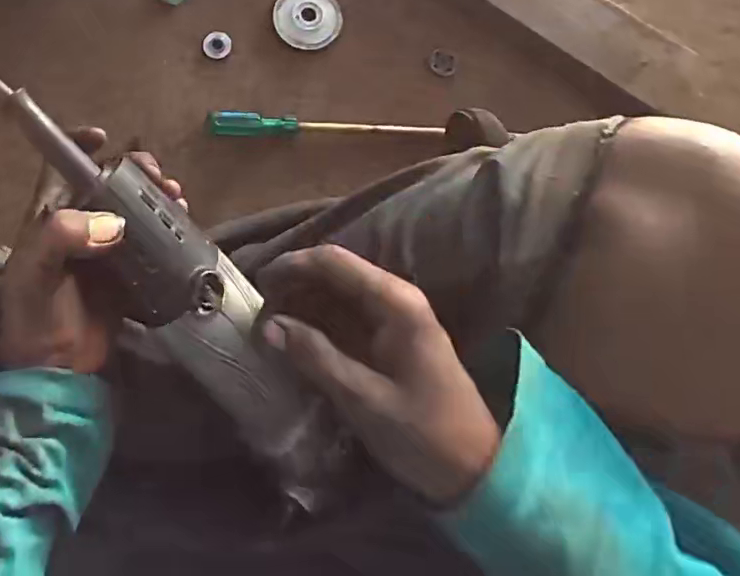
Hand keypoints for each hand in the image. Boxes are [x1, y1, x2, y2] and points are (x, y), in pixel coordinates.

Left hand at [0, 129, 184, 372]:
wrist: (55, 372)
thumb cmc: (33, 317)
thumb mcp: (34, 273)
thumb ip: (61, 238)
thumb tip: (114, 223)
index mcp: (48, 217)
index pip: (59, 168)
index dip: (78, 146)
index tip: (103, 137)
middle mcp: (77, 225)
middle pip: (107, 183)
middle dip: (132, 170)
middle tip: (155, 174)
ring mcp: (104, 248)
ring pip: (132, 207)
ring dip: (154, 195)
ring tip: (174, 194)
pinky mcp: (127, 271)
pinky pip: (150, 239)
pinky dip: (167, 226)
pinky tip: (181, 221)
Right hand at [258, 244, 500, 504]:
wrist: (482, 477)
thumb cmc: (427, 436)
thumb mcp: (366, 400)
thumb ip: (316, 358)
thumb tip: (269, 326)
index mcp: (395, 302)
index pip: (332, 261)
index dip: (290, 265)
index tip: (258, 284)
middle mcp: (394, 298)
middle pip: (331, 271)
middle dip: (291, 284)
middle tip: (257, 308)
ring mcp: (392, 316)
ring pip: (333, 291)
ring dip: (299, 301)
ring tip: (268, 323)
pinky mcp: (387, 337)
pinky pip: (342, 314)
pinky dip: (314, 319)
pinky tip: (293, 336)